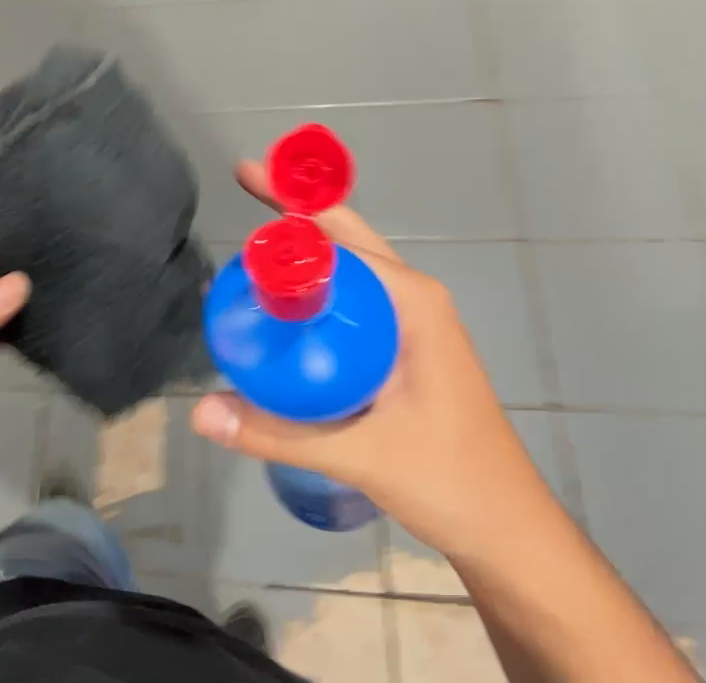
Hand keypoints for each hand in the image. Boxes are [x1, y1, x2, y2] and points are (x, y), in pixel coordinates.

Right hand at [190, 161, 555, 559]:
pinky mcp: (403, 349)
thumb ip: (276, 433)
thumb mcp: (360, 455)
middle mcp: (412, 298)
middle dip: (295, 209)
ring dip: (304, 250)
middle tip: (242, 187)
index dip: (292, 205)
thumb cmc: (449, 479)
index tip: (246, 179)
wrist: (506, 528)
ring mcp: (411, 323)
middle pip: (344, 239)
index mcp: (412, 302)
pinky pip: (350, 303)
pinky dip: (313, 290)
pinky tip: (280, 310)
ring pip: (348, 269)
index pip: (341, 238)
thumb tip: (200, 413)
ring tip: (248, 249)